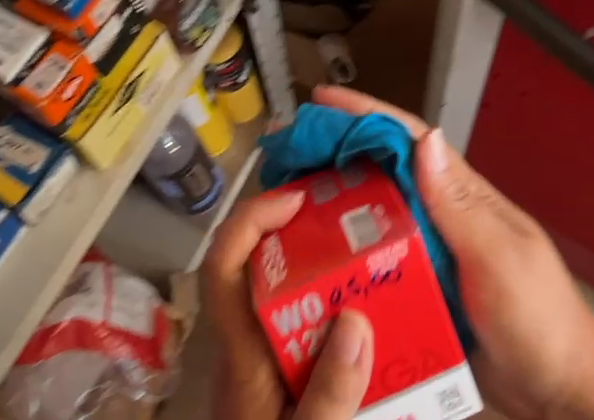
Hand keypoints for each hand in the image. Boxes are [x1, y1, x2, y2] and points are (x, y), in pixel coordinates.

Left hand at [203, 189, 374, 419]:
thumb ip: (328, 393)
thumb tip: (355, 320)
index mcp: (240, 356)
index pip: (222, 267)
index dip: (250, 220)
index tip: (296, 200)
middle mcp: (243, 349)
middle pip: (257, 270)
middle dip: (300, 236)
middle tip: (354, 221)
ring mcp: (257, 364)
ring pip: (281, 297)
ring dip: (320, 273)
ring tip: (371, 259)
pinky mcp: (275, 381)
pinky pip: (300, 327)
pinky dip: (329, 311)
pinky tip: (368, 318)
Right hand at [312, 86, 593, 419]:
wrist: (557, 390)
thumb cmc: (539, 318)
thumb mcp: (502, 258)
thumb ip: (462, 206)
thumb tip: (425, 141)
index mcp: (459, 194)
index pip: (407, 138)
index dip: (365, 113)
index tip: (321, 99)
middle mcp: (436, 215)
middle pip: (377, 171)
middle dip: (332, 154)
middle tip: (283, 154)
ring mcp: (425, 253)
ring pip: (367, 216)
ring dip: (328, 203)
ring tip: (281, 204)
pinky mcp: (415, 291)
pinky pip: (369, 263)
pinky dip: (338, 255)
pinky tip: (307, 264)